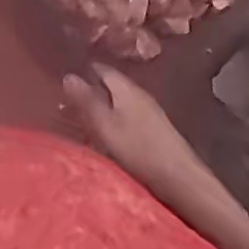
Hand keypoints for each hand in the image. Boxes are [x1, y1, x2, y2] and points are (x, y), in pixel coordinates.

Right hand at [62, 64, 201, 194]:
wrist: (182, 180)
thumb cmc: (139, 150)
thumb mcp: (105, 126)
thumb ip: (86, 101)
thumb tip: (68, 75)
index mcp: (126, 88)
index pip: (102, 68)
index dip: (84, 69)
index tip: (65, 75)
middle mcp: (140, 94)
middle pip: (112, 84)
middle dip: (93, 87)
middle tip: (69, 97)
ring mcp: (151, 111)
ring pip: (121, 100)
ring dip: (105, 104)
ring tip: (85, 115)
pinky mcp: (157, 129)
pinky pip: (129, 114)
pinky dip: (116, 117)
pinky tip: (109, 132)